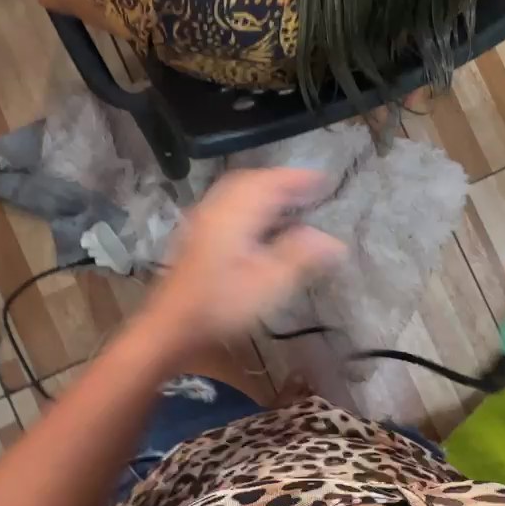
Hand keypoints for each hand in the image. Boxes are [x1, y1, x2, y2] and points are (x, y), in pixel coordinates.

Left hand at [146, 169, 346, 346]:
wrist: (170, 327)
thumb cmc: (221, 305)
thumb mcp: (270, 282)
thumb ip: (302, 255)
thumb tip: (334, 241)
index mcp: (235, 213)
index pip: (270, 182)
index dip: (298, 178)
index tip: (323, 179)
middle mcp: (216, 209)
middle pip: (250, 182)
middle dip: (281, 182)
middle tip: (307, 190)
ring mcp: (202, 222)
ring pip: (237, 193)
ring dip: (264, 193)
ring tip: (289, 204)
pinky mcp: (196, 238)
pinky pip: (227, 207)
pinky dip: (250, 206)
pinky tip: (260, 226)